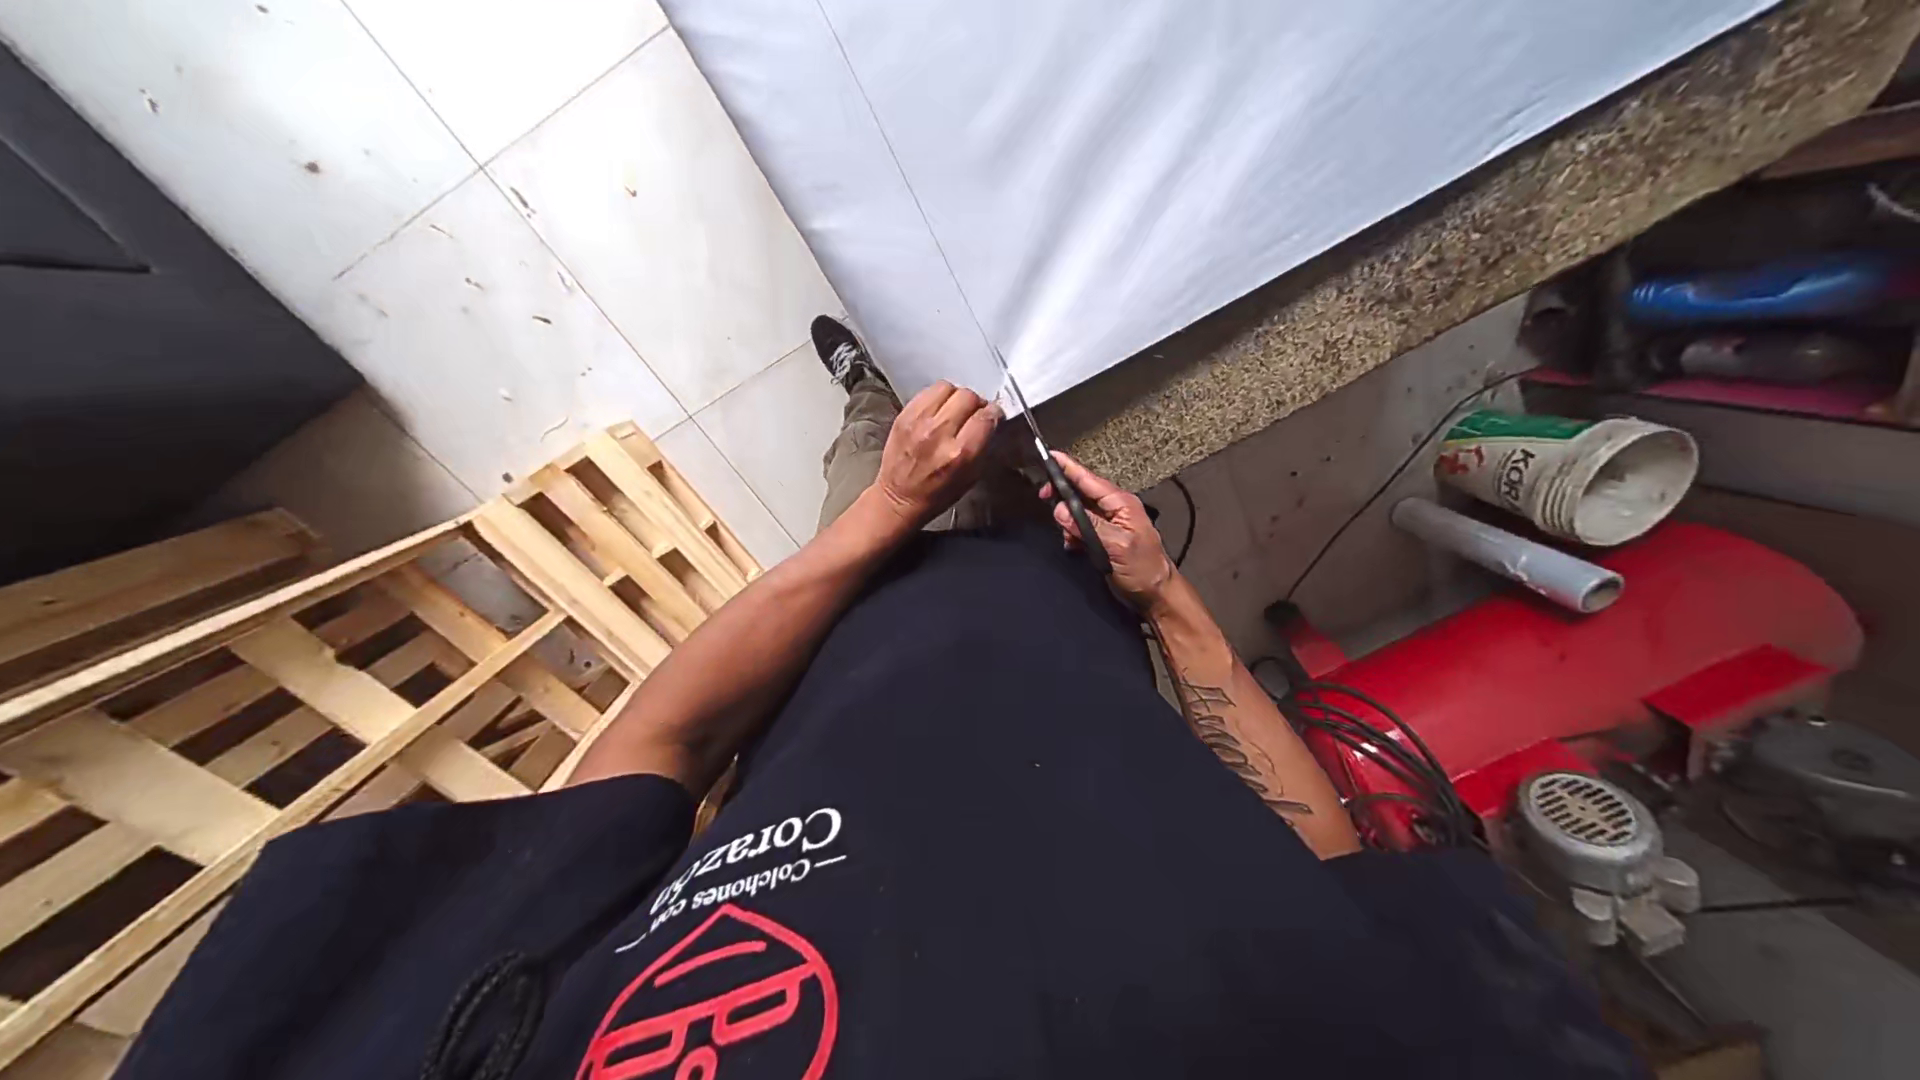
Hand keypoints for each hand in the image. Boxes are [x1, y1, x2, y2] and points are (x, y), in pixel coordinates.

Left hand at [870, 380, 1000, 529]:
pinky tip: (938, 411)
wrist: (899, 498)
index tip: (992, 416)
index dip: (993, 414)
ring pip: (947, 388)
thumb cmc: (937, 494)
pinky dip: (937, 397)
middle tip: (973, 414)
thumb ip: (983, 445)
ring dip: (955, 397)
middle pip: (968, 397)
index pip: (986, 416)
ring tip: (954, 410)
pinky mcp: (904, 416)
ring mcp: (918, 422)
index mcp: (960, 453)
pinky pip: (927, 392)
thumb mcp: (971, 476)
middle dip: (975, 404)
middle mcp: (939, 433)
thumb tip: (991, 420)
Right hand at [1040, 452, 1176, 609]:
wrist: (1154, 594)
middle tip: (1045, 499)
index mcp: (1121, 503)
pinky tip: (1073, 545)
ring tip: (1070, 538)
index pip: (1089, 480)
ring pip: (1076, 512)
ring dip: (1067, 522)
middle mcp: (1114, 509)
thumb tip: (1062, 510)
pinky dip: (1072, 535)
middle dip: (1062, 497)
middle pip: (1080, 493)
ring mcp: (1107, 524)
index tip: (1050, 456)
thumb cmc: (1144, 569)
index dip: (1068, 468)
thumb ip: (1089, 526)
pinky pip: (1079, 528)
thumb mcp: (1117, 546)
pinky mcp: (1102, 538)